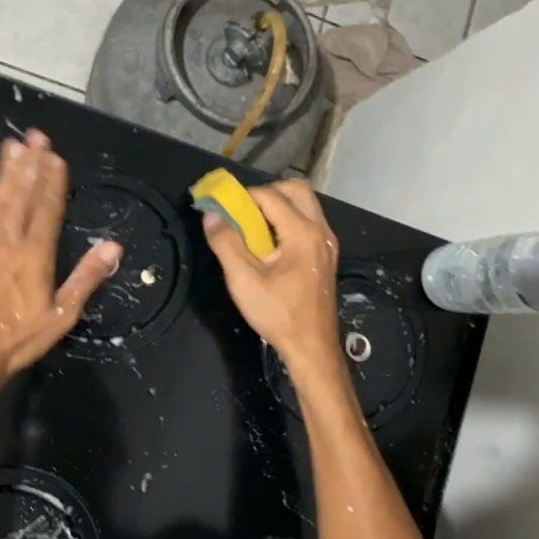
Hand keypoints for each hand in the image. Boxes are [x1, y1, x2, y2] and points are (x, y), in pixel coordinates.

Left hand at [0, 130, 120, 386]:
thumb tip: (113, 247)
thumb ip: (86, 278)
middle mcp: (7, 242)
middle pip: (22, 196)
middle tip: (37, 135)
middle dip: (31, 165)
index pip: (48, 209)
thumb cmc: (16, 342)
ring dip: (4, 172)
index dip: (53, 181)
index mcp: (35, 256)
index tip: (57, 157)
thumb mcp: (61, 316)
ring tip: (12, 144)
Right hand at [201, 180, 343, 376]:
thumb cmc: (278, 315)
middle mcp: (321, 231)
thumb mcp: (243, 280)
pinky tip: (270, 245)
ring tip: (254, 227)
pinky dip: (289, 221)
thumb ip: (226, 243)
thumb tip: (211, 215)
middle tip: (244, 210)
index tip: (223, 206)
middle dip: (267, 192)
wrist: (312, 347)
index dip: (244, 196)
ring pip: (306, 205)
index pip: (271, 196)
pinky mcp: (326, 256)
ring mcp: (327, 243)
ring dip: (279, 206)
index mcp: (302, 233)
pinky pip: (309, 223)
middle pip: (297, 190)